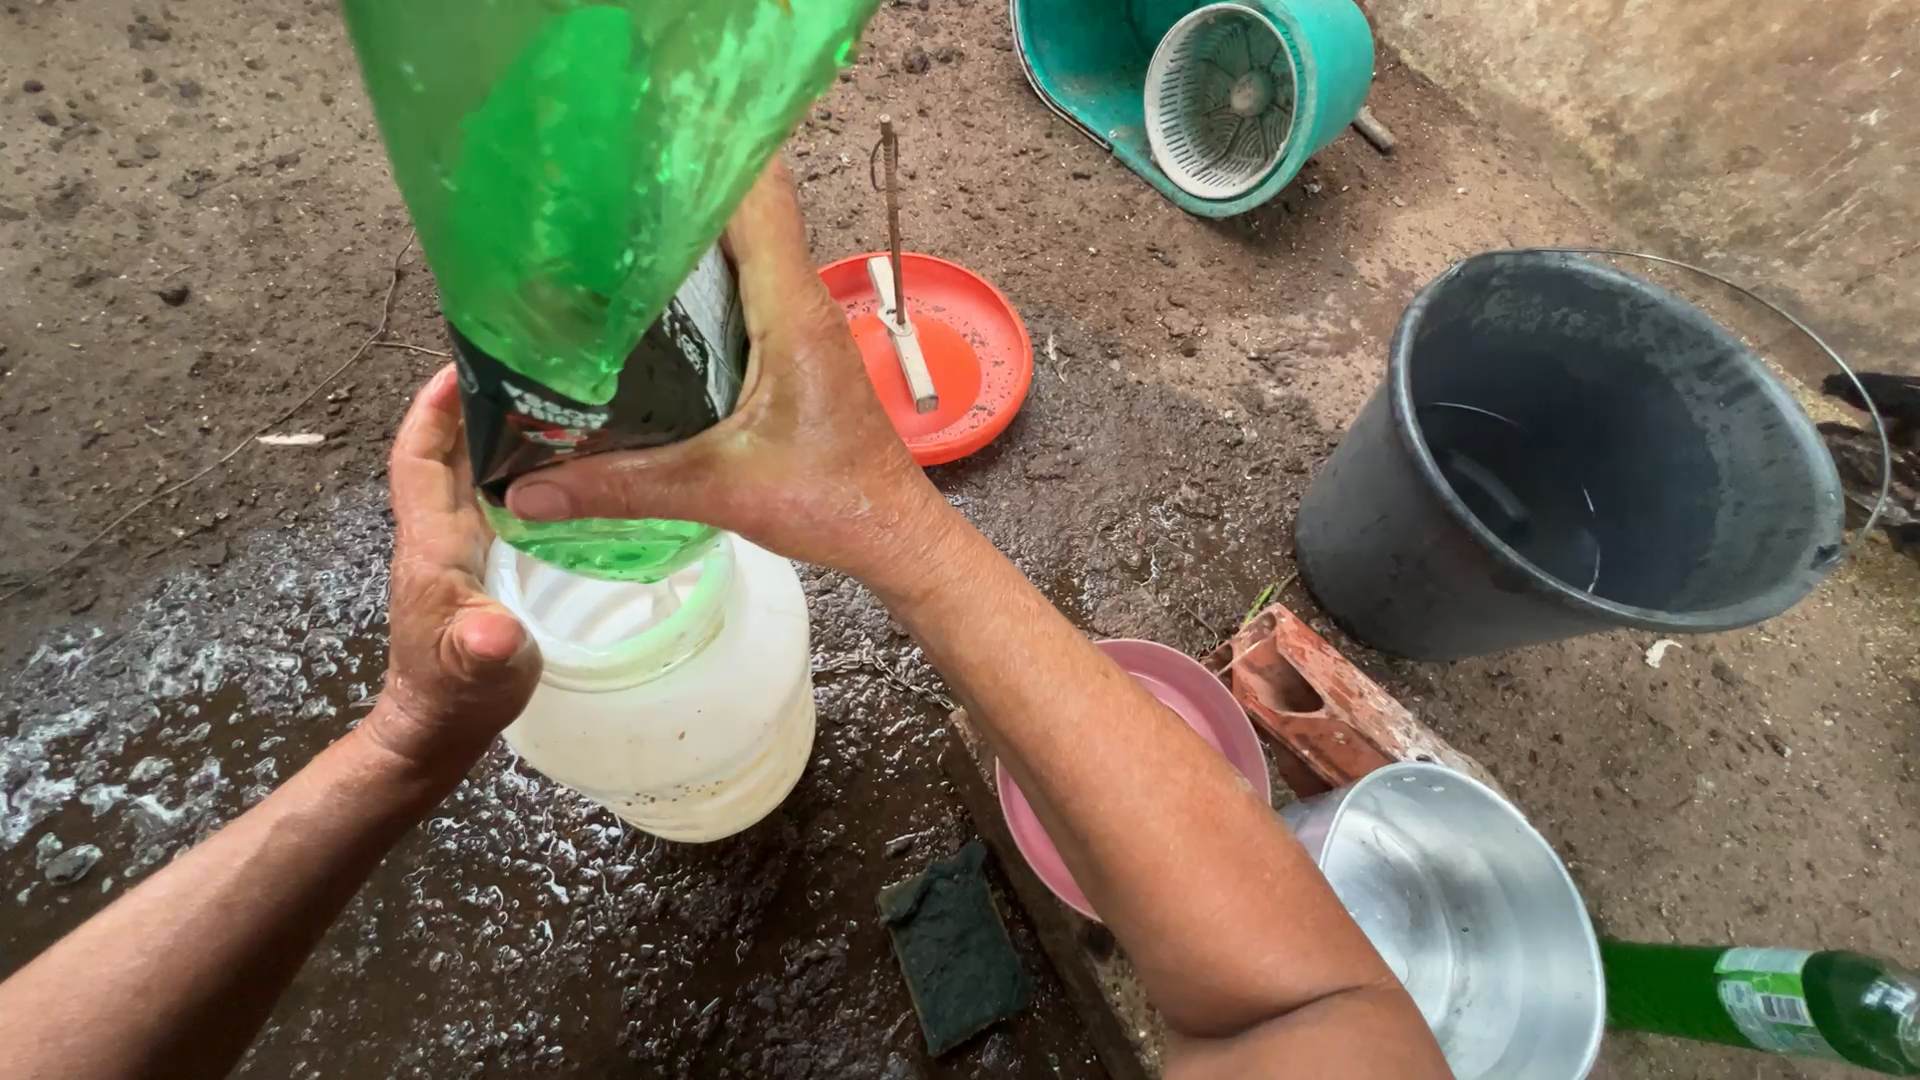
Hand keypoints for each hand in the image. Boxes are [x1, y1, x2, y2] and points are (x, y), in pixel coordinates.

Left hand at [367, 366, 541, 773]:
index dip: (432, 412)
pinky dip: (513, 470)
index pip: (419, 462)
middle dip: (472, 407)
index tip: (460, 367)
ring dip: (495, 433)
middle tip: (526, 373)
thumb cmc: (458, 695)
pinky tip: (555, 467)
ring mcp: (458, 548)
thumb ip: (483, 650)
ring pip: (470, 473)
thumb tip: (496, 631)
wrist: (440, 725)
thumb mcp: (479, 672)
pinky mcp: (478, 561)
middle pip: (446, 454)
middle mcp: (439, 535)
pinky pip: (491, 499)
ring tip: (550, 406)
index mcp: (434, 546)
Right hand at [501, 160, 955, 588]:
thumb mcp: (721, 491)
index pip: (756, 192)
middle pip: (741, 210)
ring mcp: (801, 325)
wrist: (890, 532)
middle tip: (584, 176)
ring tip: (598, 224)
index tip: (628, 124)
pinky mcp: (796, 351)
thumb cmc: (831, 504)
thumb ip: (622, 486)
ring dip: (683, 234)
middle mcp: (800, 301)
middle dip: (670, 185)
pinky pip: (746, 292)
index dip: (701, 146)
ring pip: (743, 250)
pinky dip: (700, 282)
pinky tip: (646, 302)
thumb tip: (525, 492)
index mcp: (791, 310)